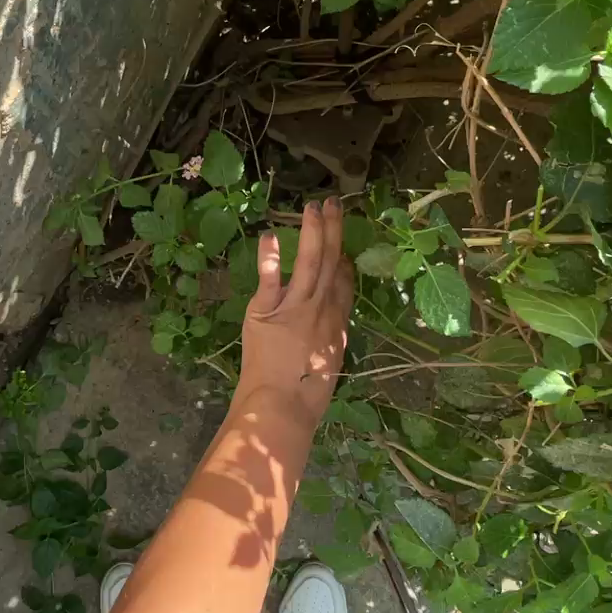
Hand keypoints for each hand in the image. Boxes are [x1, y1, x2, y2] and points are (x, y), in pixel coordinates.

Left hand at [237, 198, 354, 426]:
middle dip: (333, 232)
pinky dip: (271, 256)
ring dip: (312, 232)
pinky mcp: (266, 311)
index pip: (344, 287)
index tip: (345, 246)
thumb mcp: (329, 370)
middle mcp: (320, 310)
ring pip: (309, 262)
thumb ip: (330, 344)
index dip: (345, 264)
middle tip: (334, 204)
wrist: (281, 408)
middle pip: (331, 264)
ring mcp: (294, 308)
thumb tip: (332, 329)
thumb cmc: (304, 400)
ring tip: (314, 206)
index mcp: (336, 327)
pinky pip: (270, 278)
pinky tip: (271, 235)